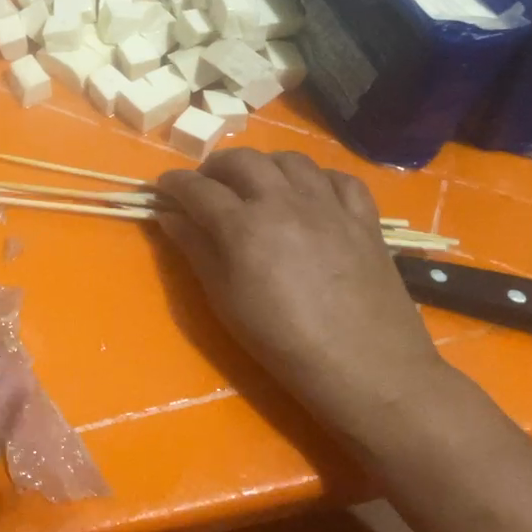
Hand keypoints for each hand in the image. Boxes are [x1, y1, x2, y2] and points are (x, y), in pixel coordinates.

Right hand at [156, 149, 448, 431]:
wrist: (368, 371)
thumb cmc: (282, 340)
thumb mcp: (224, 298)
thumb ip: (195, 248)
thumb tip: (169, 216)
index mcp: (244, 225)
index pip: (196, 187)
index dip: (173, 184)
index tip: (163, 188)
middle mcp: (284, 203)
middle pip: (241, 160)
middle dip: (214, 167)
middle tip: (207, 186)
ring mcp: (329, 208)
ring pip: (290, 160)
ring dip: (264, 165)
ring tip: (257, 185)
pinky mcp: (365, 221)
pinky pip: (341, 179)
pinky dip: (318, 179)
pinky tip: (310, 196)